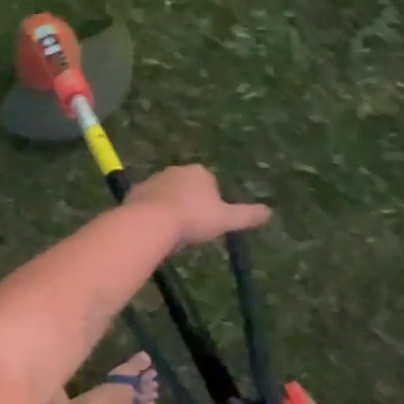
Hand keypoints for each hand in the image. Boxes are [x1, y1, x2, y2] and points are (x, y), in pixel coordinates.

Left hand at [124, 164, 270, 246]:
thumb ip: (247, 215)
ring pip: (166, 195)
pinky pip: (147, 203)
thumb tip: (269, 212)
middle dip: (189, 204)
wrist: (151, 221)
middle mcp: (174, 170)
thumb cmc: (193, 218)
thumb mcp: (226, 219)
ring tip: (172, 232)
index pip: (210, 183)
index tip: (208, 221)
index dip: (211, 203)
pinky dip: (151, 213)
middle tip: (190, 229)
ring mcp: (152, 180)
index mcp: (198, 172)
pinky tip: (154, 230)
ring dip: (170, 208)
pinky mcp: (134, 192)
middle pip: (187, 188)